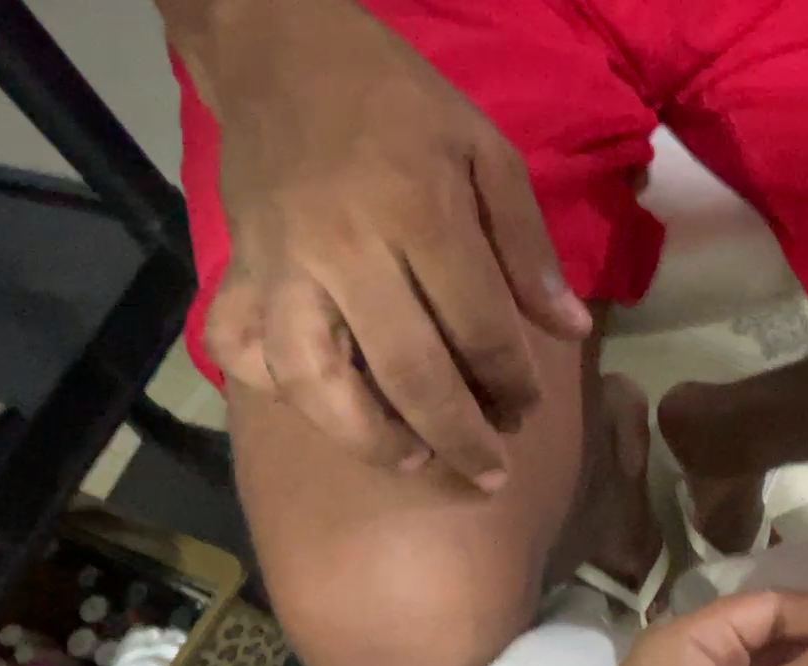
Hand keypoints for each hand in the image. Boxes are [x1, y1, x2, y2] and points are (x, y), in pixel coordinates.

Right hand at [191, 0, 591, 485]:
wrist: (281, 48)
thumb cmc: (402, 104)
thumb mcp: (489, 155)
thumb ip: (530, 248)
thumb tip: (572, 331)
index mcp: (417, 214)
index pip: (480, 330)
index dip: (513, 384)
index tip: (528, 408)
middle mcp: (344, 250)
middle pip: (410, 373)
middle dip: (461, 437)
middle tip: (492, 475)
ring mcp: (279, 267)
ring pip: (317, 381)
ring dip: (371, 438)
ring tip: (417, 463)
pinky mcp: (235, 271)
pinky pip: (243, 351)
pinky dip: (279, 394)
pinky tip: (326, 414)